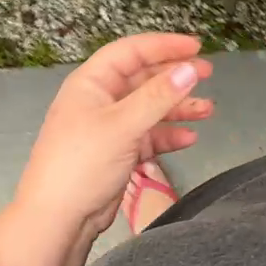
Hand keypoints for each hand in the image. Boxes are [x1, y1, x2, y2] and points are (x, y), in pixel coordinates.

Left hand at [0, 34, 213, 265]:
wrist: (58, 220)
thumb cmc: (83, 164)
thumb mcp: (122, 126)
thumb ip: (158, 96)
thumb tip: (190, 68)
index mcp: (91, 84)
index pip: (130, 52)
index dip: (163, 45)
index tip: (196, 47)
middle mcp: (100, 101)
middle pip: (143, 79)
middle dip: (174, 77)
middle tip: (207, 74)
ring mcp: (109, 128)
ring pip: (150, 109)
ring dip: (177, 108)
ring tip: (208, 110)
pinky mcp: (118, 153)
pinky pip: (148, 136)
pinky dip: (168, 136)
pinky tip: (189, 139)